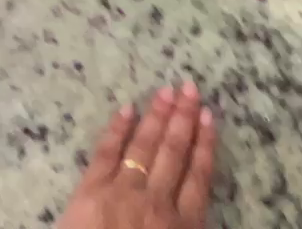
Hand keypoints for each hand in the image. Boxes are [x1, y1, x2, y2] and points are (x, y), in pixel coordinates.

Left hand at [59, 82, 217, 228]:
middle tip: (190, 87)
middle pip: (173, 153)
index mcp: (181, 227)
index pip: (198, 178)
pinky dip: (117, 129)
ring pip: (144, 146)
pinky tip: (126, 109)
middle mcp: (156, 203)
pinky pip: (106, 152)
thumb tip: (198, 209)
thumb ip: (188, 227)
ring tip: (167, 90)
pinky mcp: (90, 190)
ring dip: (157, 116)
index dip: (205, 145)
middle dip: (183, 118)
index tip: (210, 116)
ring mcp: (122, 192)